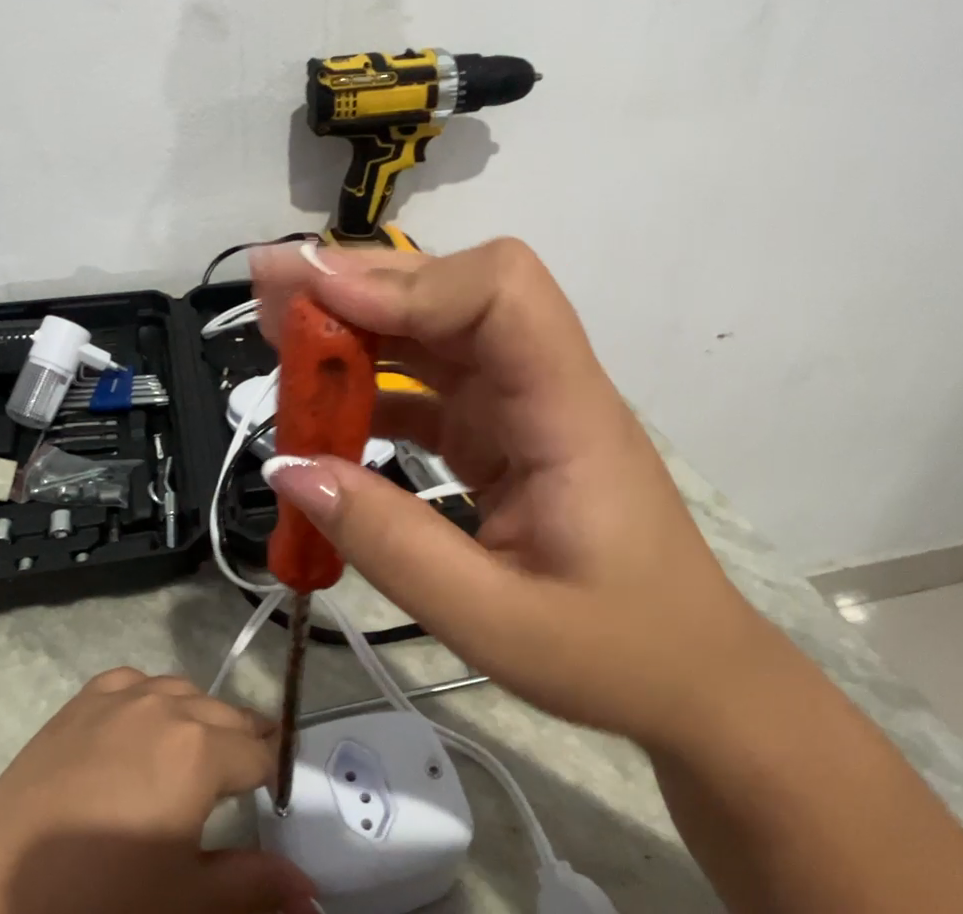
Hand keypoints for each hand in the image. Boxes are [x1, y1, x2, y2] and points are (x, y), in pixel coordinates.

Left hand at [0, 668, 314, 913]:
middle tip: (245, 790)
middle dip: (244, 746)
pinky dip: (151, 701)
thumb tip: (309, 889)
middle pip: (226, 715)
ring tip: (195, 762)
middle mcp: (164, 705)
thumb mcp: (186, 900)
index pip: (262, 751)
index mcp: (200, 748)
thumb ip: (254, 885)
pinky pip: (134, 684)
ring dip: (200, 720)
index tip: (281, 801)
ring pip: (182, 693)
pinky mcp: (77, 703)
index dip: (278, 776)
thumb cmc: (102, 899)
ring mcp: (116, 698)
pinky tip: (143, 733)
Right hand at [250, 239, 778, 749]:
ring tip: (279, 334)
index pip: (501, 295)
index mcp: (567, 416)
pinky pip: (430, 386)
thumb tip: (288, 467)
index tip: (317, 299)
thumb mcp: (492, 620)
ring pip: (436, 331)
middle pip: (457, 293)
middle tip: (269, 290)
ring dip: (358, 326)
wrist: (692, 679)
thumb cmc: (614, 654)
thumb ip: (389, 543)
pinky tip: (324, 409)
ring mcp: (523, 407)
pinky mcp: (503, 434)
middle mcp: (545, 388)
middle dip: (361, 284)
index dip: (406, 283)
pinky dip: (373, 384)